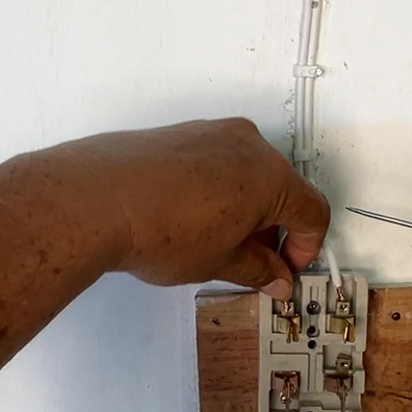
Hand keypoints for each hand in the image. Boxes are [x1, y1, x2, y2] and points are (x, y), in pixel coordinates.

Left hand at [31, 118, 329, 298]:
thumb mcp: (220, 263)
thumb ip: (258, 270)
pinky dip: (215, 192)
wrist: (98, 199)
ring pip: (245, 175)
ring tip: (212, 245)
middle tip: (249, 265)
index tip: (283, 272)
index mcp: (271, 176)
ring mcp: (211, 133)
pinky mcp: (180, 134)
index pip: (312, 212)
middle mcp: (248, 145)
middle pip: (280, 190)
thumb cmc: (163, 230)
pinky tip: (187, 221)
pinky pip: (213, 163)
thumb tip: (277, 278)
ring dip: (242, 211)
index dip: (305, 249)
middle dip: (272, 232)